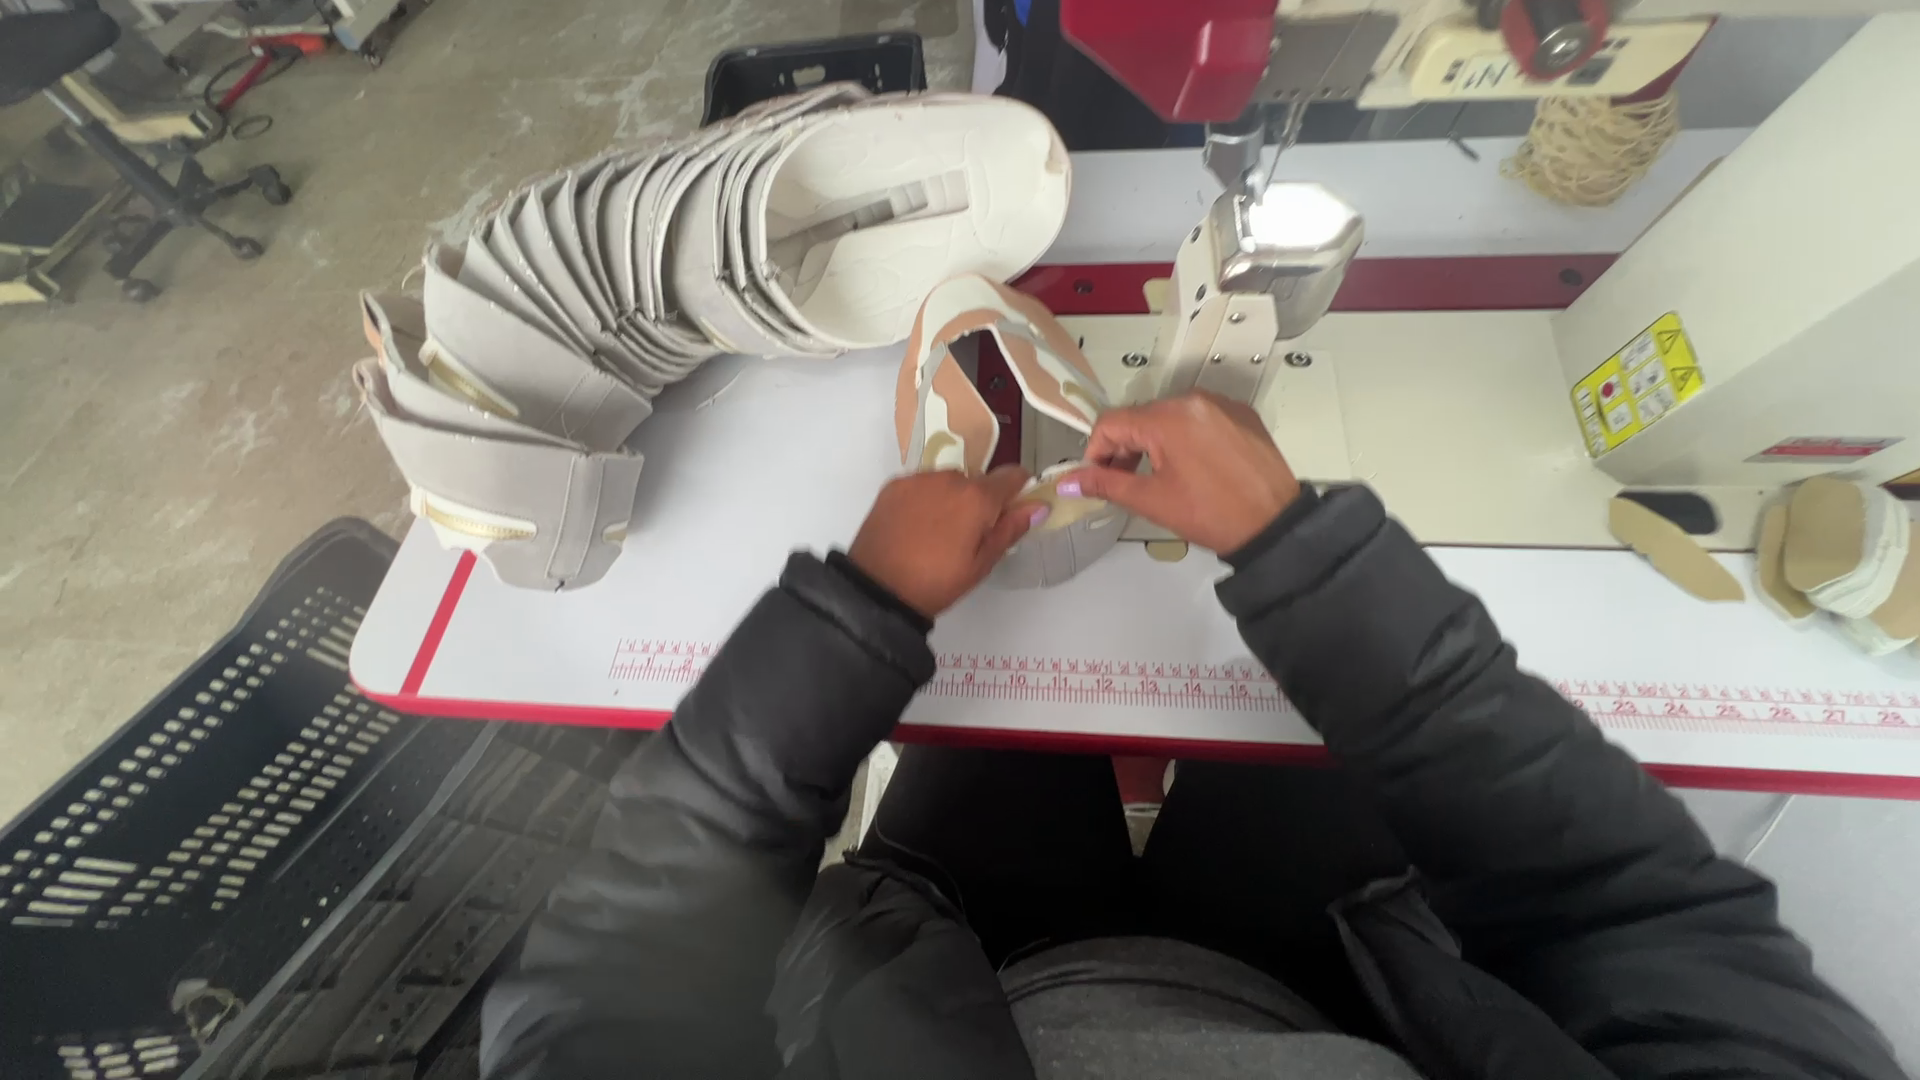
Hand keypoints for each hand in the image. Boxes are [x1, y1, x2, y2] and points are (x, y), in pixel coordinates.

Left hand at [849, 466, 1047, 617]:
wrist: (878, 589)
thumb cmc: (936, 582)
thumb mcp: (981, 564)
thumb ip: (1010, 529)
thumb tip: (1037, 506)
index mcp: (977, 498)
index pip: (1012, 475)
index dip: (1018, 490)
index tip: (1011, 510)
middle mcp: (949, 478)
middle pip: (977, 480)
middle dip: (979, 500)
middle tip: (967, 535)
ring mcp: (918, 478)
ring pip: (948, 481)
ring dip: (951, 498)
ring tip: (937, 533)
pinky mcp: (894, 485)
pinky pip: (922, 485)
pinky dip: (925, 499)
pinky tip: (915, 527)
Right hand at [1060, 392, 1300, 554]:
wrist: (1274, 525)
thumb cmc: (1211, 514)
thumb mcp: (1151, 500)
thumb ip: (1105, 483)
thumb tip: (1068, 482)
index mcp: (1167, 418)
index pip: (1111, 422)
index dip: (1095, 451)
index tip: (1097, 478)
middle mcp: (1194, 400)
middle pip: (1140, 417)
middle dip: (1124, 448)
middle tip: (1124, 482)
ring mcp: (1220, 404)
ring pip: (1168, 416)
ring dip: (1152, 442)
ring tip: (1157, 477)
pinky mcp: (1241, 414)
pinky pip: (1198, 418)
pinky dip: (1184, 437)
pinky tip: (1190, 468)